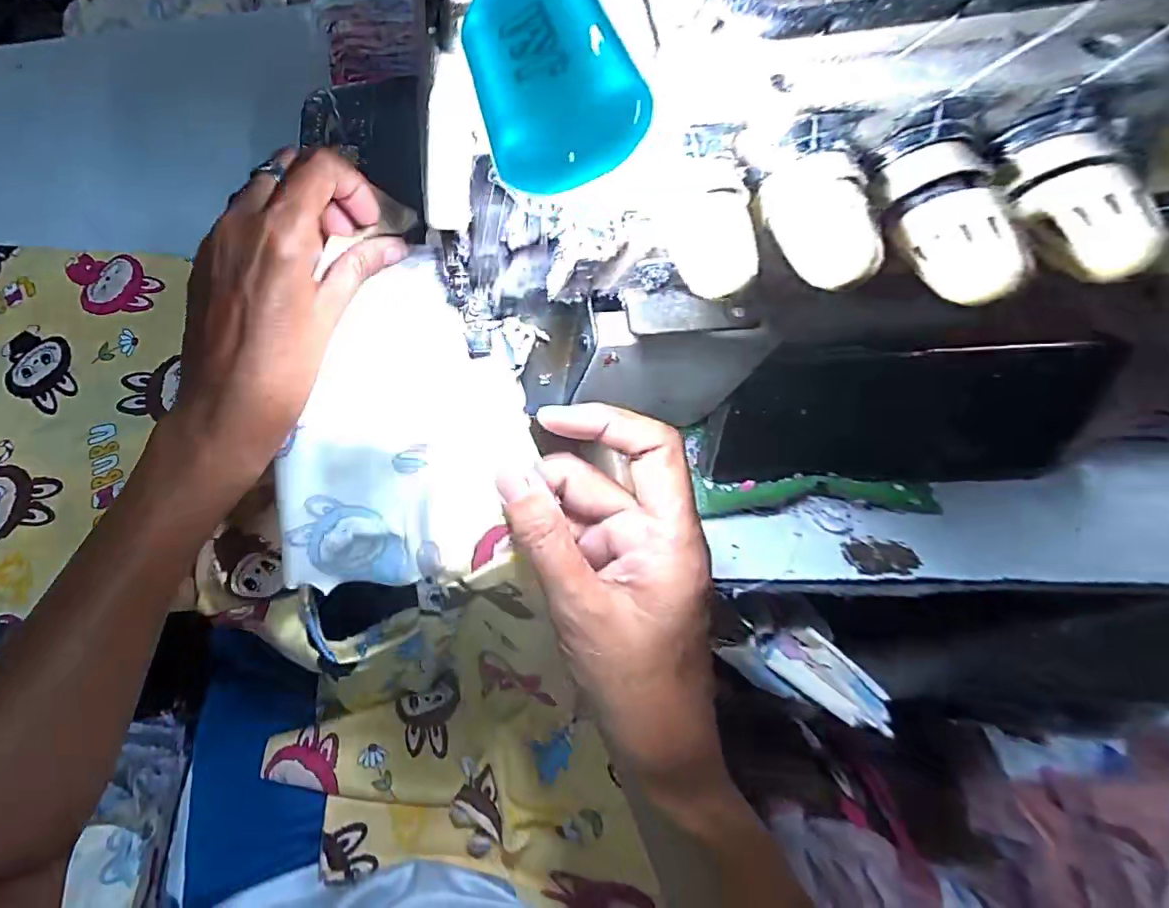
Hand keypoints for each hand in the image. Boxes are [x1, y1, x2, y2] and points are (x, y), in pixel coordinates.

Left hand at [167, 147, 408, 479]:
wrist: (222, 410)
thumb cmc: (283, 370)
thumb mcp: (328, 315)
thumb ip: (357, 266)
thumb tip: (393, 245)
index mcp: (280, 233)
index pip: (319, 167)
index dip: (352, 183)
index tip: (364, 221)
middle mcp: (241, 224)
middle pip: (286, 168)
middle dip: (322, 189)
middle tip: (341, 232)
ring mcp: (215, 240)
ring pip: (257, 190)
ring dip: (290, 203)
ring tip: (311, 248)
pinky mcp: (201, 260)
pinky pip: (234, 219)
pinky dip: (262, 223)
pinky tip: (277, 264)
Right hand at [496, 404, 725, 804]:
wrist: (654, 746)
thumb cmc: (630, 680)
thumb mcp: (578, 603)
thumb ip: (541, 535)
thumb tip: (506, 473)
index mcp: (667, 535)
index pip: (653, 449)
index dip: (604, 422)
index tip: (547, 421)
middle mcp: (651, 533)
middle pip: (597, 480)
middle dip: (548, 485)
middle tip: (501, 500)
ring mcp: (628, 553)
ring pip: (576, 507)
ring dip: (538, 514)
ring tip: (504, 534)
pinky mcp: (609, 571)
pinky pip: (570, 534)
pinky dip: (542, 535)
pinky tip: (515, 547)